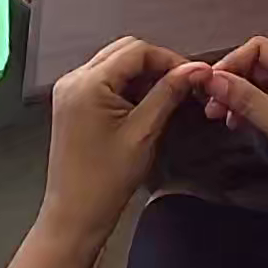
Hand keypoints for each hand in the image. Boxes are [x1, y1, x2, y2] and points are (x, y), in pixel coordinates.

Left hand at [40, 37, 206, 247]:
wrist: (75, 216)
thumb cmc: (107, 179)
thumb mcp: (144, 132)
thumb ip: (169, 93)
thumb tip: (196, 68)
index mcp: (88, 84)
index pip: (136, 51)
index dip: (168, 58)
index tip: (192, 74)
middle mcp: (74, 79)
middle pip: (124, 51)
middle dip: (156, 63)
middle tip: (181, 83)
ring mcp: (71, 90)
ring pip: (116, 62)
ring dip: (143, 74)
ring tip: (166, 95)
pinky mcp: (73, 101)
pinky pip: (106, 78)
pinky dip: (128, 85)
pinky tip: (145, 103)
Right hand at [202, 36, 267, 203]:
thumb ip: (246, 98)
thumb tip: (212, 79)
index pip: (259, 48)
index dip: (234, 61)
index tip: (211, 82)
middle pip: (254, 66)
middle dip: (230, 81)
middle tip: (208, 104)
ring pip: (254, 86)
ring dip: (234, 98)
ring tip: (216, 116)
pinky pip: (259, 104)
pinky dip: (244, 111)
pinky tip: (233, 124)